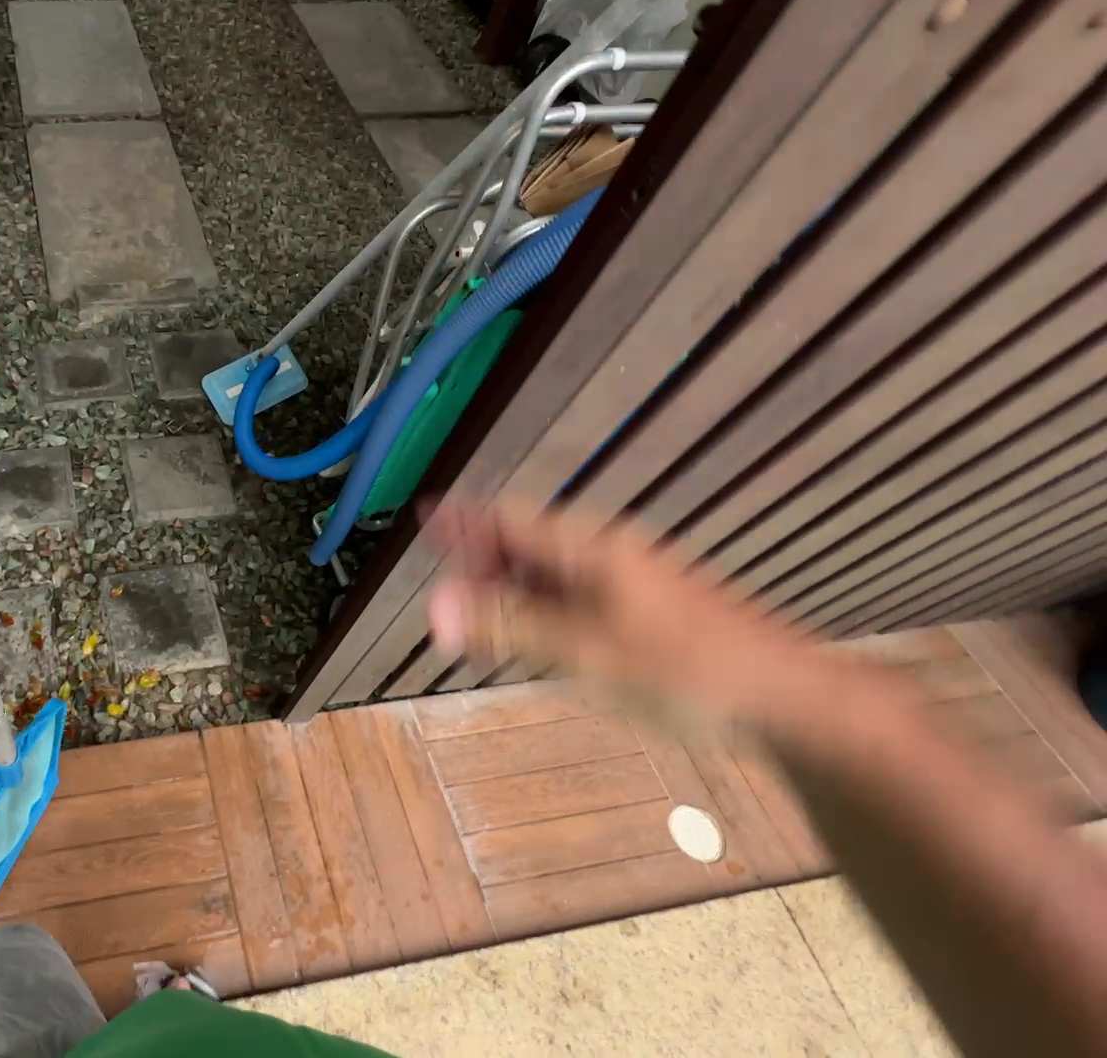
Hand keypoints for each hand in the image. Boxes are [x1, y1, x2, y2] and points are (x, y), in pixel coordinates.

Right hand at [423, 502, 821, 733]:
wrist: (796, 701)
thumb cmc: (686, 672)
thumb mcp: (585, 651)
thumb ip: (509, 627)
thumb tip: (436, 607)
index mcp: (592, 548)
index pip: (510, 519)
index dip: (464, 519)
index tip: (425, 518)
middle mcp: (610, 552)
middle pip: (530, 543)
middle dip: (483, 559)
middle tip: (446, 587)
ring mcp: (634, 580)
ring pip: (554, 572)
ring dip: (512, 587)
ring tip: (478, 614)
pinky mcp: (650, 609)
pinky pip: (578, 594)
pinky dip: (543, 606)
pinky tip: (536, 633)